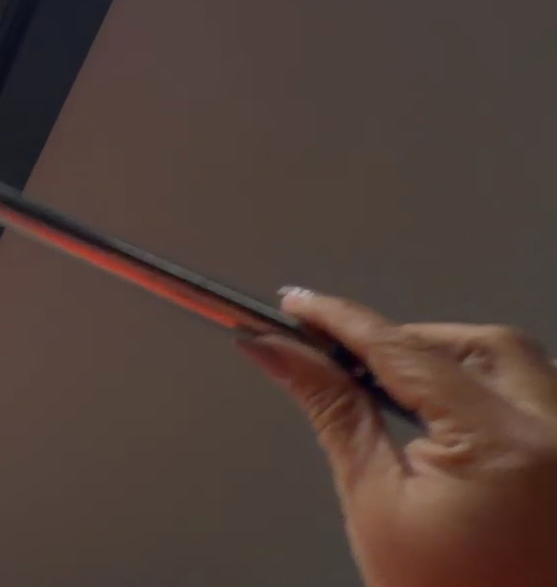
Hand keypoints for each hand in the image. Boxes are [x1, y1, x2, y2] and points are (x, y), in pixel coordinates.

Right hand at [239, 289, 556, 586]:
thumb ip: (329, 406)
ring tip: (390, 390)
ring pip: (522, 370)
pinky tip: (443, 418)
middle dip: (406, 339)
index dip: (340, 319)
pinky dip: (488, 394)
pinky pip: (544, 407)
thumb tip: (271, 345)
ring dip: (451, 363)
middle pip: (482, 347)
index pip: (406, 349)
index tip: (295, 304)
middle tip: (341, 354)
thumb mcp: (374, 498)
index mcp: (512, 448)